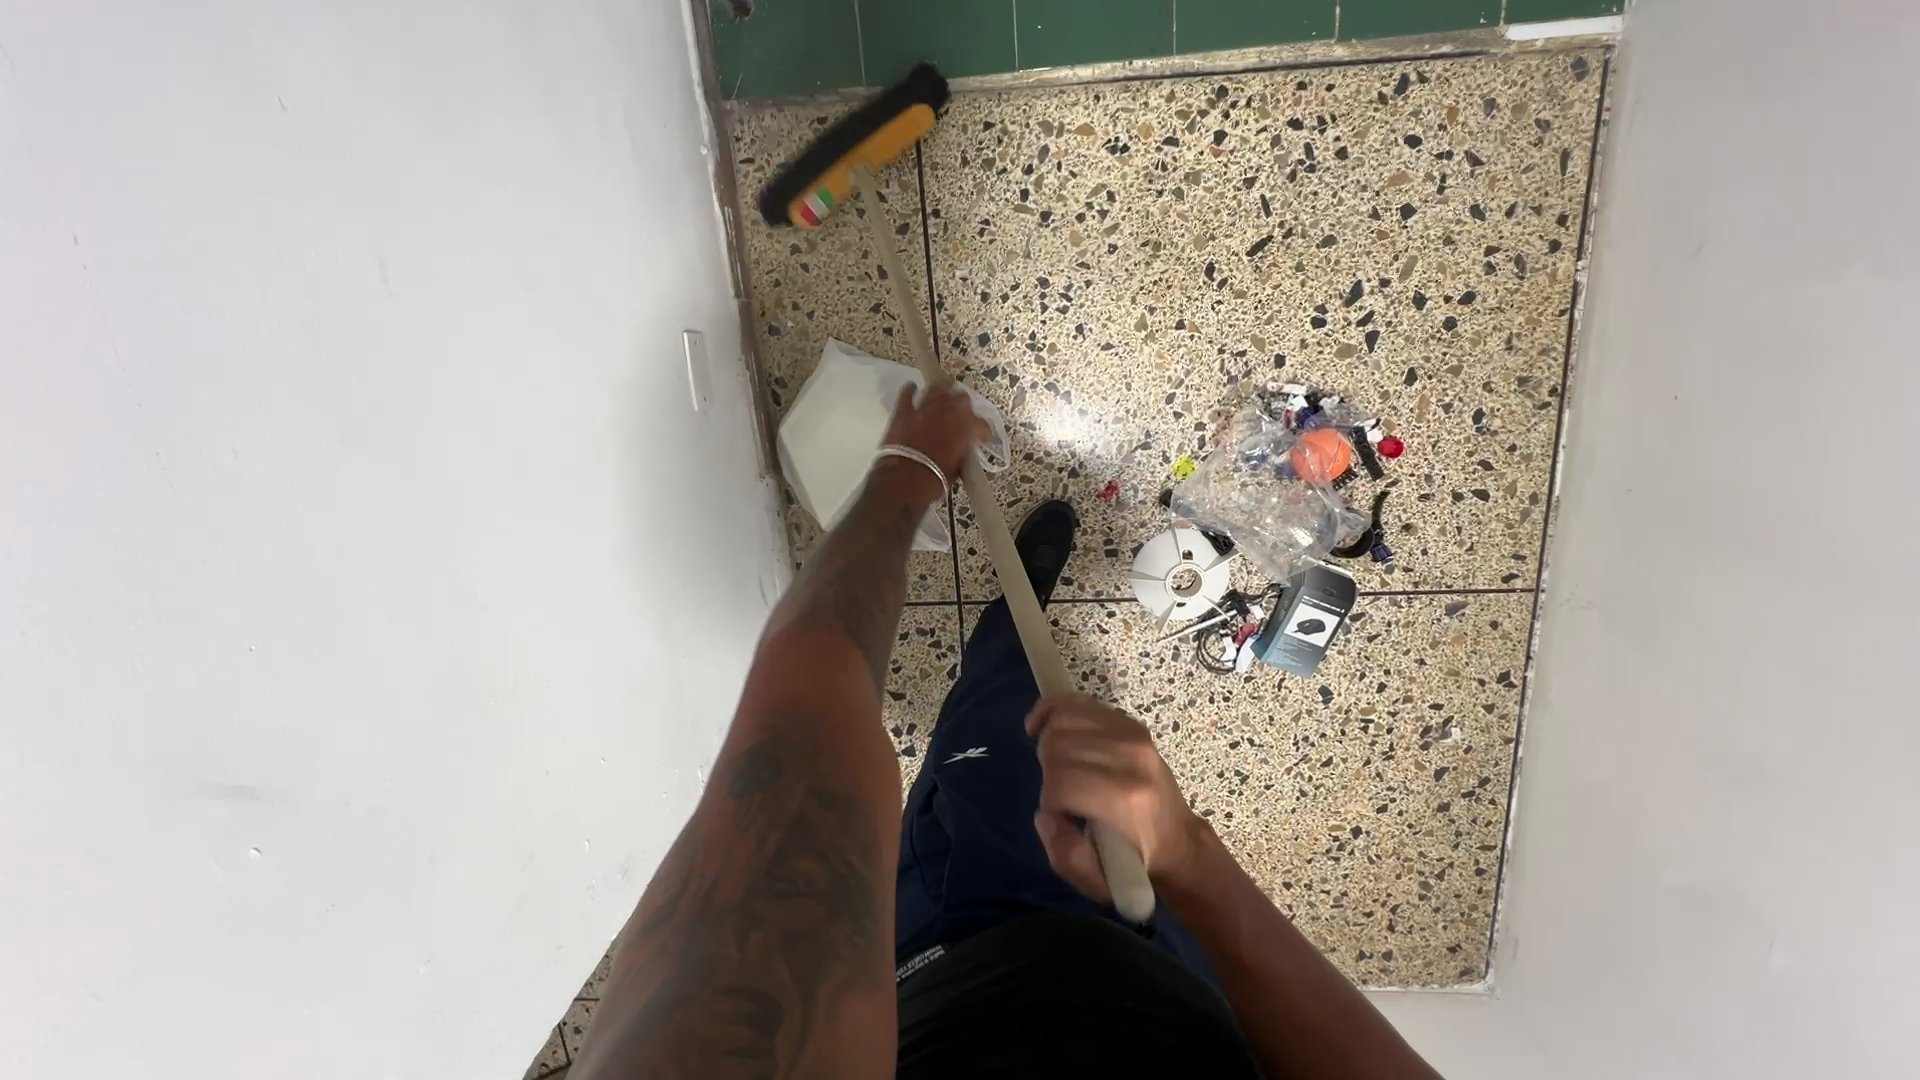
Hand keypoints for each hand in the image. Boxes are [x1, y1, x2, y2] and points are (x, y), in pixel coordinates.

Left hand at [879, 383, 989, 484]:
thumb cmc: (937, 477)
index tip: (982, 439)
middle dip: (963, 406)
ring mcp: (925, 407)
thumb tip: (960, 449)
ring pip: (937, 388)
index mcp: (967, 425)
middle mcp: (949, 409)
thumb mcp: (959, 466)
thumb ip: (962, 451)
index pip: (982, 424)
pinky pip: (907, 393)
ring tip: (942, 396)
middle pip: (961, 398)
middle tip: (960, 416)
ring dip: (942, 391)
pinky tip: (912, 389)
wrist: (906, 478)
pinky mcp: (904, 410)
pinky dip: (910, 391)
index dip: (983, 432)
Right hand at [1025, 693, 1207, 900]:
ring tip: (1057, 765)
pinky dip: (1054, 711)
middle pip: (1057, 745)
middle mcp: (1131, 757)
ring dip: (1049, 742)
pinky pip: (1077, 703)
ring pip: (1063, 719)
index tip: (1062, 817)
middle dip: (1047, 771)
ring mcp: (1133, 735)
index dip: (1049, 802)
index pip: (1059, 782)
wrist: (1177, 840)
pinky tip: (1044, 726)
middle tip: (1060, 792)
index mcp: (1124, 798)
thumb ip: (1066, 855)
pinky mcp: (1130, 723)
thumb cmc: (1135, 861)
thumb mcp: (1099, 880)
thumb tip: (1045, 815)